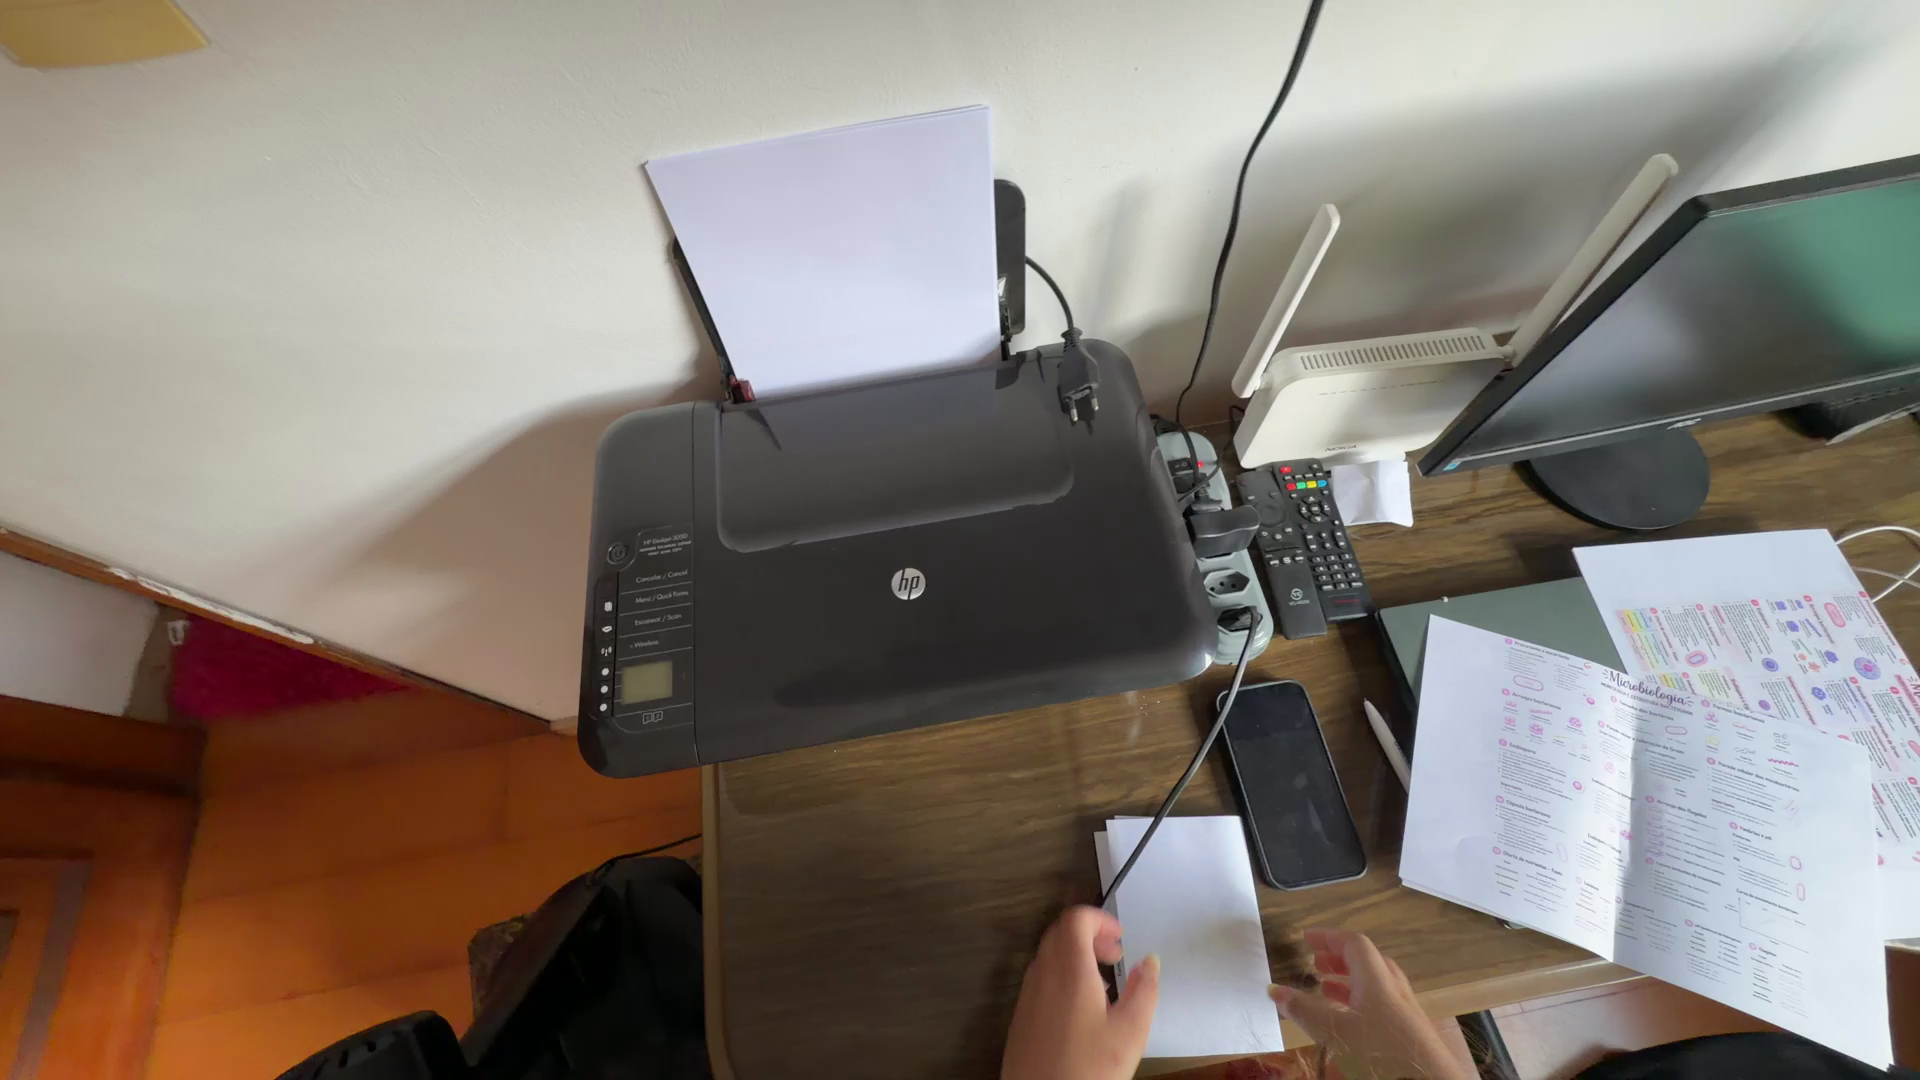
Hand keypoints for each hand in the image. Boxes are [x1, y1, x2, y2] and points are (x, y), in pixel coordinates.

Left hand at [1003, 906, 1159, 1079]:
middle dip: (1090, 934)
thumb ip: (1144, 991)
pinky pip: (1042, 975)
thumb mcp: (1129, 1034)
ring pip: (1050, 952)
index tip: (1121, 937)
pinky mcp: (1021, 1012)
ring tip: (1102, 983)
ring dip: (1076, 953)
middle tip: (1115, 955)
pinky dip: (1062, 973)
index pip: (1076, 918)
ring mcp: (1028, 991)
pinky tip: (1080, 1006)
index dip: (1100, 918)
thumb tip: (1150, 961)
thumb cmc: (1088, 1069)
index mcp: (1069, 968)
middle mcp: (1043, 971)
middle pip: (1062, 930)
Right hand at [1268, 928, 1475, 1079]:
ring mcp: (1408, 1016)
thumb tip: (1273, 989)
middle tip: (1316, 964)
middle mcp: (1395, 992)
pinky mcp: (1414, 1038)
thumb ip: (1305, 1011)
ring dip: (1350, 983)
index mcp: (1377, 981)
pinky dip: (1363, 1004)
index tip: (1306, 940)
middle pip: (1368, 962)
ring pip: (1377, 986)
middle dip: (1339, 959)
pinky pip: (1384, 1007)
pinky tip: (1351, 1025)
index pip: (1354, 944)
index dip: (1329, 937)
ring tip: (1326, 992)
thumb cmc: (1384, 1057)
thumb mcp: (1337, 1034)